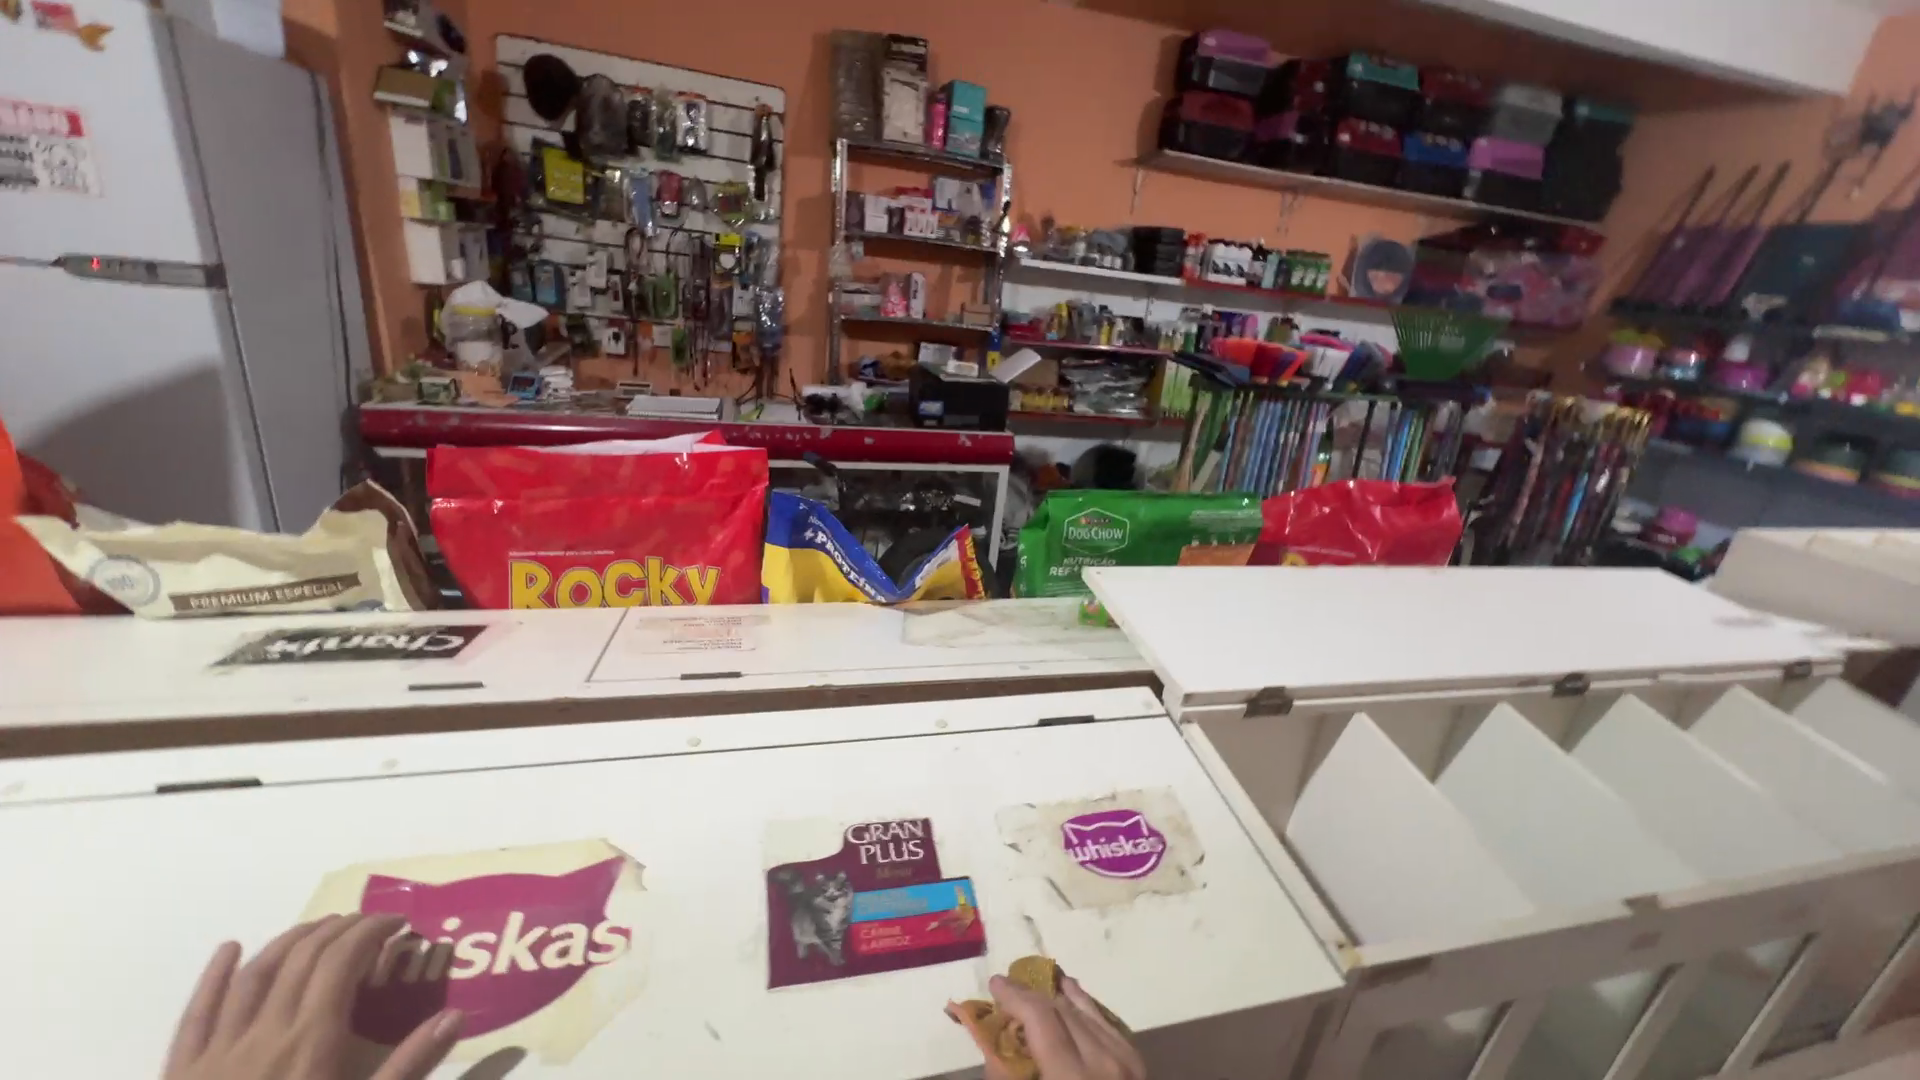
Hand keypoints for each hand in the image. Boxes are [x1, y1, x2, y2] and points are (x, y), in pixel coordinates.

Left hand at [164, 914, 463, 1079]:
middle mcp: (266, 1032)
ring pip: (255, 975)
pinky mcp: (181, 1072)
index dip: (371, 931)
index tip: (398, 923)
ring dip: (290, 940)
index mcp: (312, 1040)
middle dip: (340, 929)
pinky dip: (213, 978)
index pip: (342, 960)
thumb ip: (408, 1066)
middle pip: (303, 958)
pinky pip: (195, 1016)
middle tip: (369, 922)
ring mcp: (217, 1051)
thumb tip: (454, 1015)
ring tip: (319, 926)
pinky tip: (229, 949)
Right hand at [981, 972, 1146, 1079]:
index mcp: (1072, 1078)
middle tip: (1007, 991)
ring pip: (1083, 1010)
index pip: (1041, 1017)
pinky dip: (1083, 1004)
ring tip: (1033, 987)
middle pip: (1060, 1009)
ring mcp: (1125, 1061)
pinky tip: (1070, 992)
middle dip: (1031, 996)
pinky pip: (1104, 1021)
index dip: (1015, 996)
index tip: (995, 984)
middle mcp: (1103, 1062)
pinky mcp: (1137, 1063)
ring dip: (1055, 997)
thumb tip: (994, 1050)